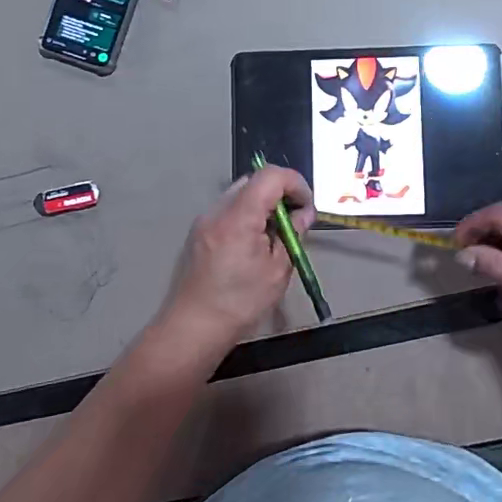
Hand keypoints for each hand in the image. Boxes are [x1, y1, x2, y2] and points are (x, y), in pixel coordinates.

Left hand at [158, 166, 316, 350]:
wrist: (194, 325)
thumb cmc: (241, 302)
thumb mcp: (278, 271)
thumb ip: (292, 234)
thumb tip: (303, 213)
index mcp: (238, 217)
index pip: (269, 175)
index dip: (294, 183)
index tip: (307, 206)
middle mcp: (218, 209)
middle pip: (254, 181)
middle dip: (280, 192)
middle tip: (295, 220)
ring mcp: (205, 219)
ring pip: (240, 194)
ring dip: (263, 204)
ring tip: (275, 235)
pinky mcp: (199, 231)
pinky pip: (228, 209)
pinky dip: (246, 214)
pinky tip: (253, 243)